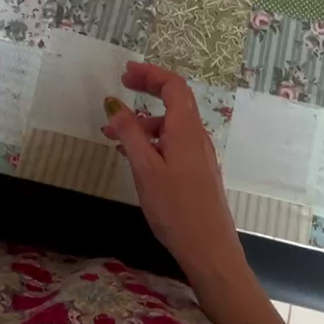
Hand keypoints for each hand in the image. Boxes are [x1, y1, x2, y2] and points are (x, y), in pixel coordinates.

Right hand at [102, 61, 246, 281]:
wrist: (210, 252)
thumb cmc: (176, 209)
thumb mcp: (145, 169)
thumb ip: (129, 134)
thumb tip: (113, 105)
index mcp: (186, 129)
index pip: (173, 85)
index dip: (150, 73)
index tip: (125, 72)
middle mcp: (196, 136)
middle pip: (175, 99)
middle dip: (148, 87)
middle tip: (123, 84)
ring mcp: (199, 154)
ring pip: (171, 124)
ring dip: (144, 121)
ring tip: (114, 134)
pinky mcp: (197, 171)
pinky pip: (173, 142)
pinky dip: (152, 139)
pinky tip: (133, 156)